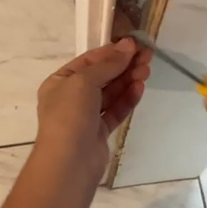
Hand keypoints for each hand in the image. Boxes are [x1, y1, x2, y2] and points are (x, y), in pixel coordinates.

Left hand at [32, 39, 151, 182]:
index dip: (111, 52)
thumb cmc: (69, 115)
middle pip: (101, 76)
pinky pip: (115, 111)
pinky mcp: (99, 132)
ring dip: (128, 80)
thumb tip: (128, 46)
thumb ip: (107, 64)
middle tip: (147, 56)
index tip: (135, 45)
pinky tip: (140, 88)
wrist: (69, 163)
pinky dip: (127, 99)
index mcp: (59, 82)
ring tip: (147, 70)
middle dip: (123, 65)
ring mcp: (85, 116)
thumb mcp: (84, 81)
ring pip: (110, 93)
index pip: (88, 61)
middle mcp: (70, 97)